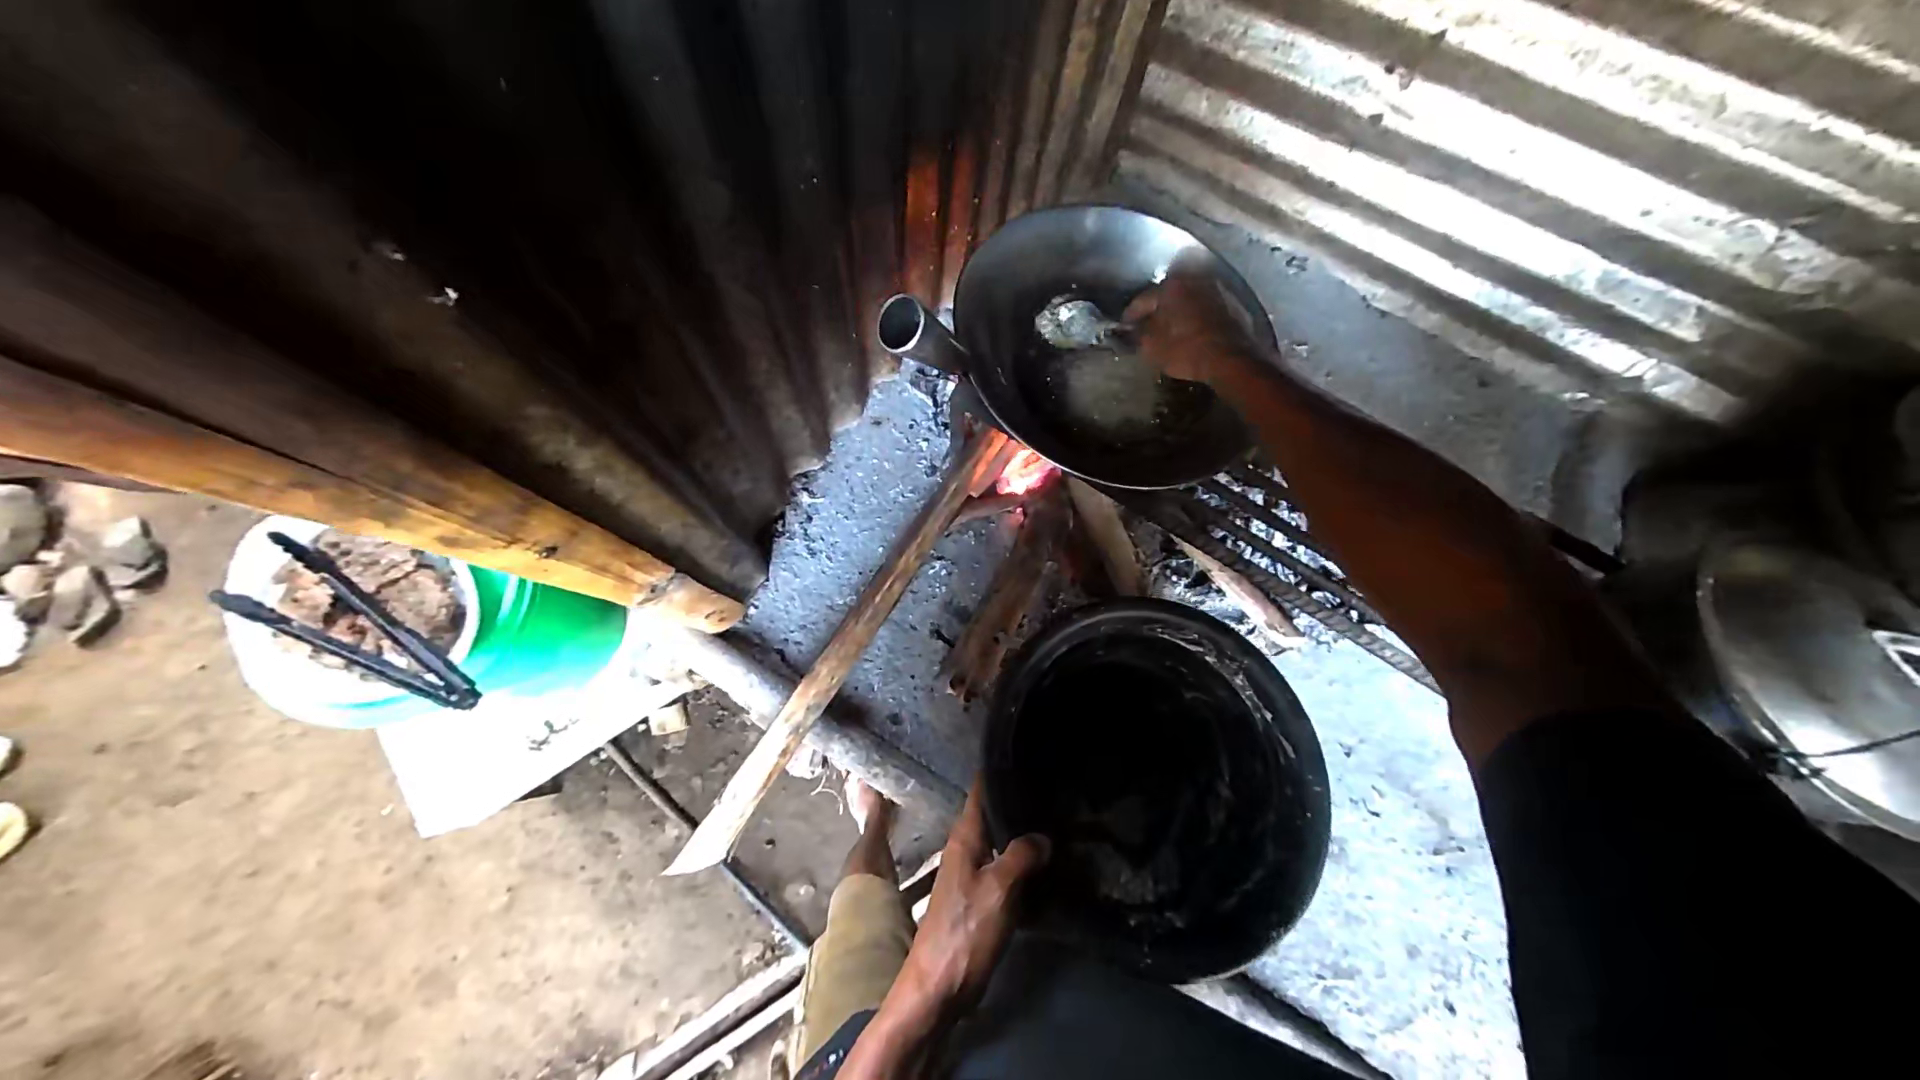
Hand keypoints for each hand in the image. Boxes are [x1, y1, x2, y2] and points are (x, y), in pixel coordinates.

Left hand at [836, 784, 1048, 1079]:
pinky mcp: (978, 901)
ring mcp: (970, 877)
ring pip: (999, 844)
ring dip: (1020, 835)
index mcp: (964, 839)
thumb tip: (1043, 835)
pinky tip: (1044, 865)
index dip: (998, 773)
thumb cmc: (964, 931)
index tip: (1024, 755)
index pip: (979, 793)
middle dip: (1016, 803)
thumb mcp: (998, 889)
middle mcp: (965, 851)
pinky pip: (1003, 870)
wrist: (939, 987)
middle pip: (992, 816)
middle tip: (1052, 789)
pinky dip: (1021, 864)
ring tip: (1055, 821)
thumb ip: (1021, 856)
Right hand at [1123, 267, 1264, 384]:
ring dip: (1175, 311)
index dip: (1130, 315)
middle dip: (1154, 309)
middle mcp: (1192, 281)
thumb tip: (1133, 329)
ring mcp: (1213, 290)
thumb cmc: (1185, 350)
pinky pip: (1201, 307)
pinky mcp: (1228, 304)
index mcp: (1170, 287)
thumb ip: (1139, 334)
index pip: (1142, 299)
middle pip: (1166, 295)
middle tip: (1145, 324)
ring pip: (1185, 299)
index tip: (1123, 326)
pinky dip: (1191, 315)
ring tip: (1166, 327)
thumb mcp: (1152, 347)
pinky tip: (1186, 329)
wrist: (1228, 360)